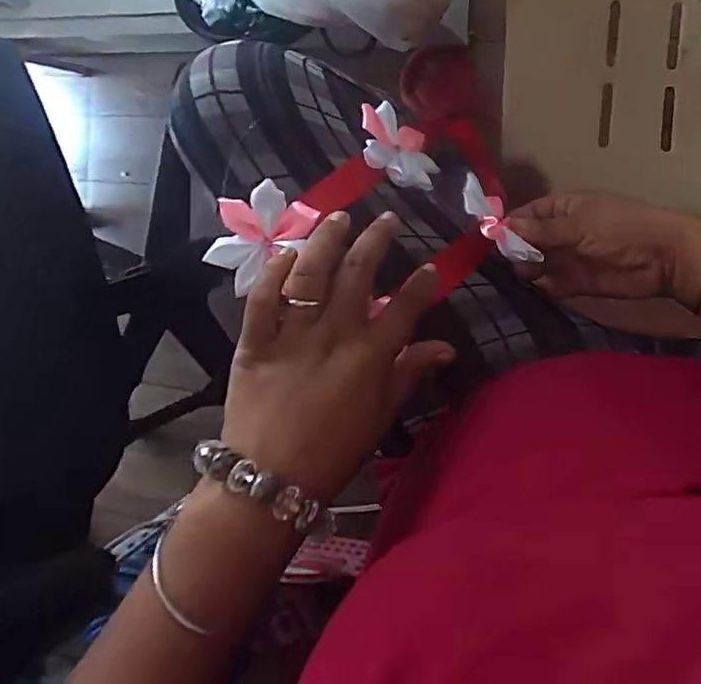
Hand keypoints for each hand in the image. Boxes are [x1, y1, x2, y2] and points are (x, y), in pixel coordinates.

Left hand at [220, 211, 454, 503]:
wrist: (268, 481)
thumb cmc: (333, 450)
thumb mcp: (380, 415)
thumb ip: (411, 373)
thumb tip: (446, 347)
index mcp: (369, 355)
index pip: (405, 306)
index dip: (422, 283)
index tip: (431, 267)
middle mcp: (334, 334)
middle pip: (358, 273)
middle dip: (376, 240)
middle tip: (386, 219)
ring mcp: (292, 334)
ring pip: (311, 273)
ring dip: (326, 240)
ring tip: (338, 218)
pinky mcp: (255, 341)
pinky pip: (263, 298)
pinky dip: (274, 272)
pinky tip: (288, 253)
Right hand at [508, 194, 700, 303]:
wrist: (664, 258)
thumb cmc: (621, 229)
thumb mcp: (578, 226)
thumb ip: (541, 231)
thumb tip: (502, 227)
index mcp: (562, 209)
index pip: (526, 214)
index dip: (508, 224)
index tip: (488, 237)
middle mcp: (561, 232)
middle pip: (528, 240)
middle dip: (514, 249)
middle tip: (502, 260)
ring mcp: (568, 257)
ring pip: (538, 263)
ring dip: (526, 268)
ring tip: (518, 274)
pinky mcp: (578, 282)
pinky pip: (553, 284)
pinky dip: (543, 287)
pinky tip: (536, 288)